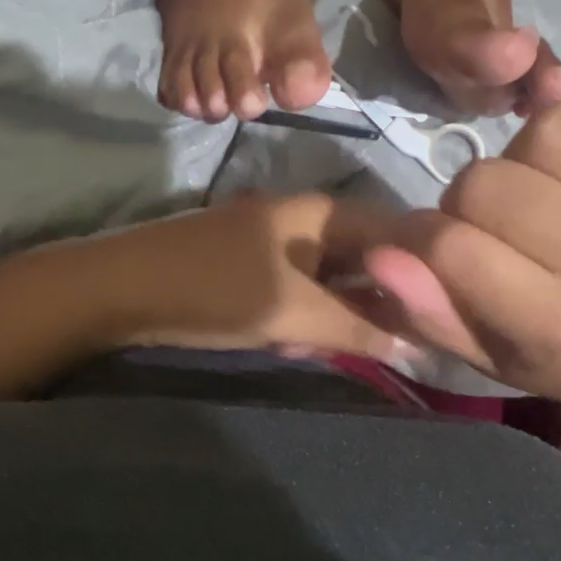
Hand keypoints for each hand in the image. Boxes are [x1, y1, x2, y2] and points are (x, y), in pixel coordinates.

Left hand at [70, 192, 408, 360]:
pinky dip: (300, 312)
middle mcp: (298, 215)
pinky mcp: (239, 260)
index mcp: (318, 212)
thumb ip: (355, 328)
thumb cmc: (212, 294)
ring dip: (334, 313)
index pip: (398, 233)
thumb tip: (417, 344)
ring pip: (325, 275)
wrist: (118, 290)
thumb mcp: (290, 315)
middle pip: (362, 255)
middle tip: (381, 344)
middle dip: (375, 302)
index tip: (441, 319)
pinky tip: (287, 342)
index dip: (426, 274)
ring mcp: (265, 236)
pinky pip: (291, 284)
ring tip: (323, 348)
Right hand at [365, 103, 560, 406]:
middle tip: (484, 229)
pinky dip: (553, 139)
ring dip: (514, 162)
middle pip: (488, 183)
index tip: (420, 245)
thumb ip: (424, 306)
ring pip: (538, 134)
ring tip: (528, 199)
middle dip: (465, 203)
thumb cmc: (545, 353)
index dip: (419, 238)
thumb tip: (378, 254)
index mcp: (559, 319)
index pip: (455, 247)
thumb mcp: (475, 351)